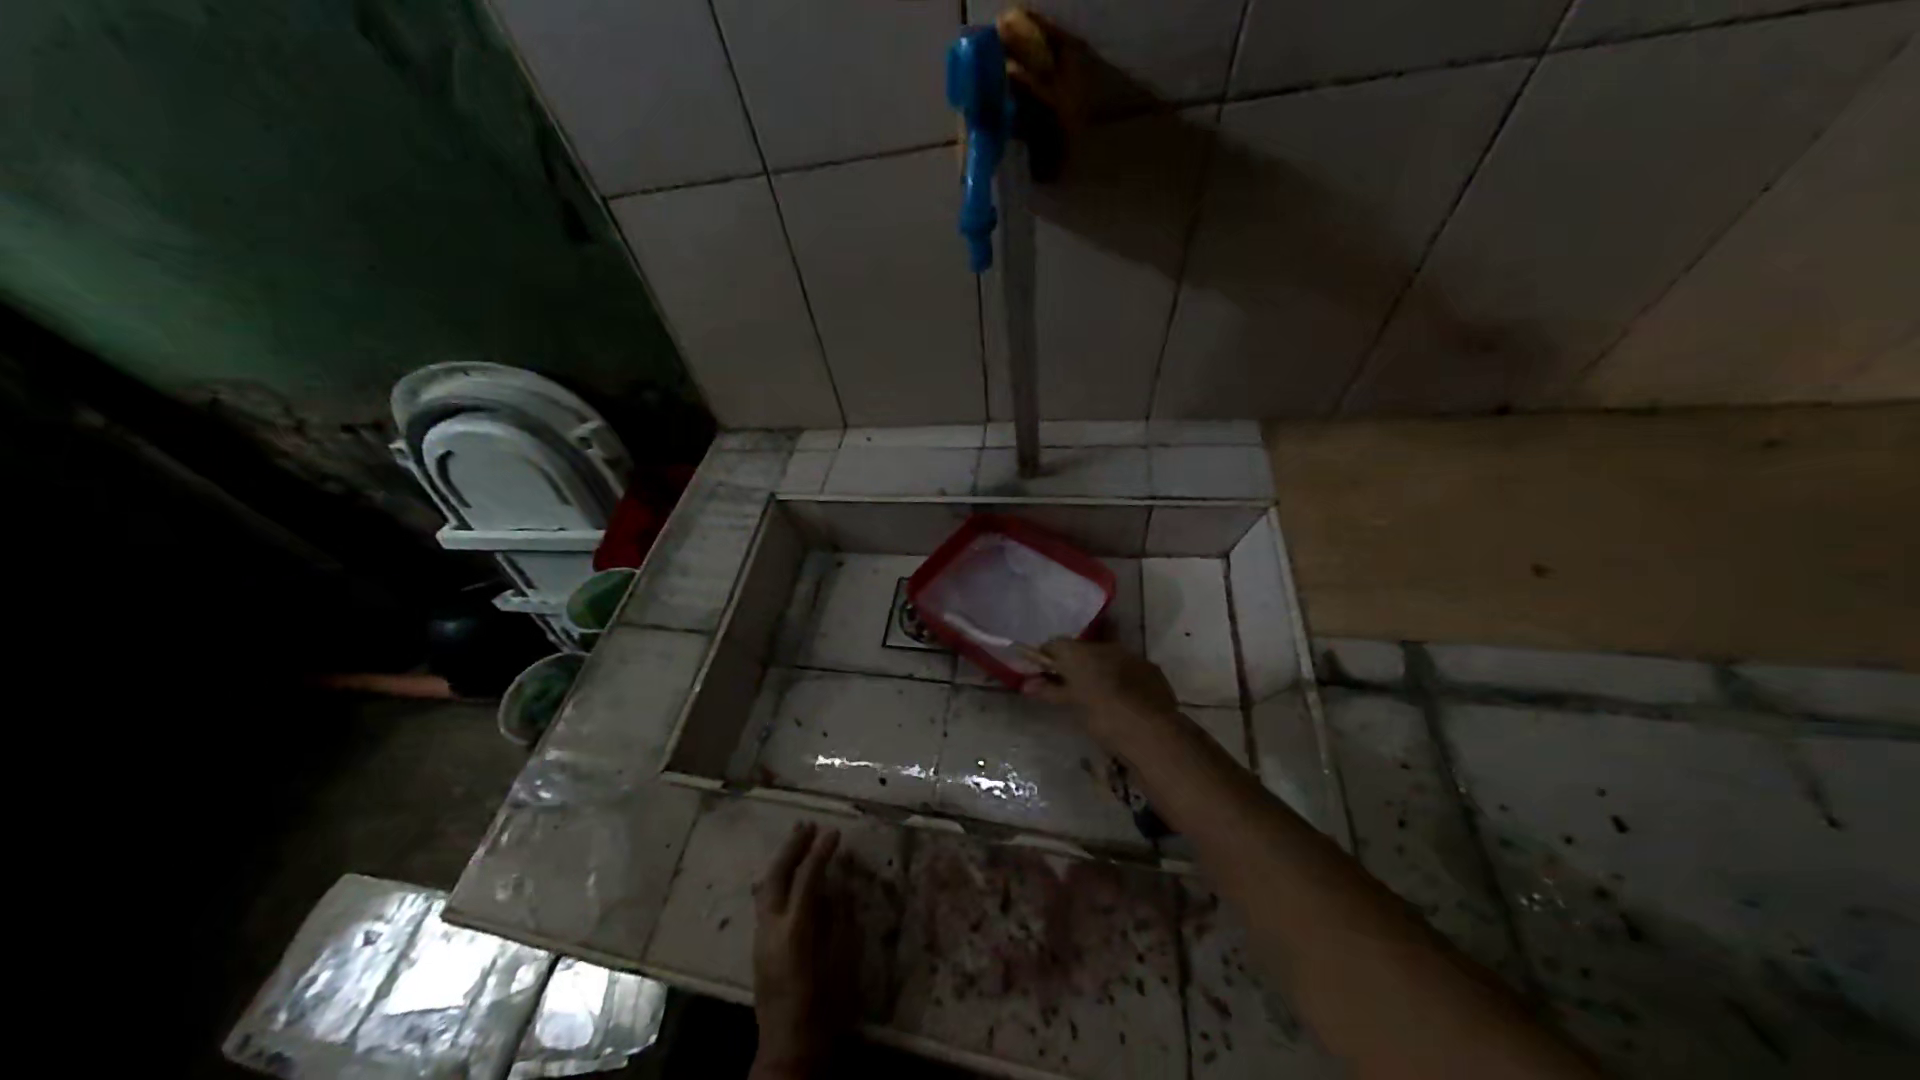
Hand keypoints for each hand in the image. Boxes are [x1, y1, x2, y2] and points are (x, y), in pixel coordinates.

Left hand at [751, 822, 844, 1077]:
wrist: (788, 1047)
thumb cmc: (824, 1007)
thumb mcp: (841, 961)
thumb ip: (839, 919)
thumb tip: (839, 887)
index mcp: (795, 930)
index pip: (807, 878)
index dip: (821, 853)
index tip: (834, 832)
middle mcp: (772, 927)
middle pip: (777, 875)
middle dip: (792, 847)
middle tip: (808, 824)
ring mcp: (761, 936)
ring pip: (766, 886)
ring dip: (782, 859)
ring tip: (796, 838)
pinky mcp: (759, 946)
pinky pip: (764, 900)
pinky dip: (776, 878)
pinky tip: (784, 873)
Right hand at [1021, 639, 1180, 735]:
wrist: (1152, 732)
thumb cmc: (1103, 718)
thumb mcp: (1073, 705)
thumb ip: (1050, 691)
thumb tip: (1027, 685)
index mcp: (1081, 652)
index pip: (1055, 645)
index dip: (1046, 659)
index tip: (1043, 675)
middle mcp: (1104, 646)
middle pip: (1081, 650)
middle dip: (1073, 664)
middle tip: (1068, 688)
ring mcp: (1130, 655)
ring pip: (1106, 657)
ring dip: (1098, 670)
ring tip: (1096, 695)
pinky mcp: (1150, 668)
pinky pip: (1128, 668)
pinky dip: (1121, 678)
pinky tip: (1123, 699)